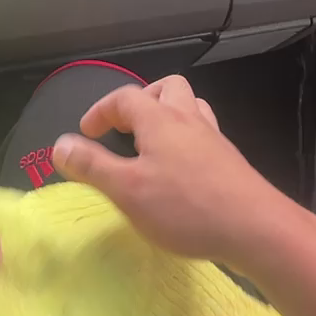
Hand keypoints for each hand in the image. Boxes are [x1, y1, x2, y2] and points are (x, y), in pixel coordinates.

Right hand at [51, 74, 298, 270]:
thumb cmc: (185, 206)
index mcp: (159, 118)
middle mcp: (187, 118)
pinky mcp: (229, 160)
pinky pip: (204, 134)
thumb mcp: (127, 190)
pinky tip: (182, 170)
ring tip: (152, 144)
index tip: (86, 133)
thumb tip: (60, 143)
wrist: (256, 227)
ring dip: (168, 115)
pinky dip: (187, 140)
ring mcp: (213, 138)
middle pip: (166, 88)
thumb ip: (92, 166)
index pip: (124, 98)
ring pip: (190, 107)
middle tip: (126, 129)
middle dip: (142, 100)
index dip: (101, 111)